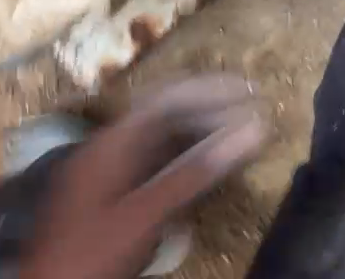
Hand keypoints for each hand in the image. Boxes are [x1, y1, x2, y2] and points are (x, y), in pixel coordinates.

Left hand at [21, 76, 268, 278]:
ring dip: (197, 128)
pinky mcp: (107, 194)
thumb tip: (252, 129)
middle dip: (207, 104)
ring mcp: (104, 170)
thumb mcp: (147, 212)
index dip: (210, 88)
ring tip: (235, 128)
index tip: (248, 89)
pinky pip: (152, 157)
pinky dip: (182, 153)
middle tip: (248, 103)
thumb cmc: (92, 254)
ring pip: (159, 135)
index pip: (168, 96)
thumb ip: (196, 171)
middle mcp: (107, 146)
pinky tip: (203, 162)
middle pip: (163, 110)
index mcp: (112, 141)